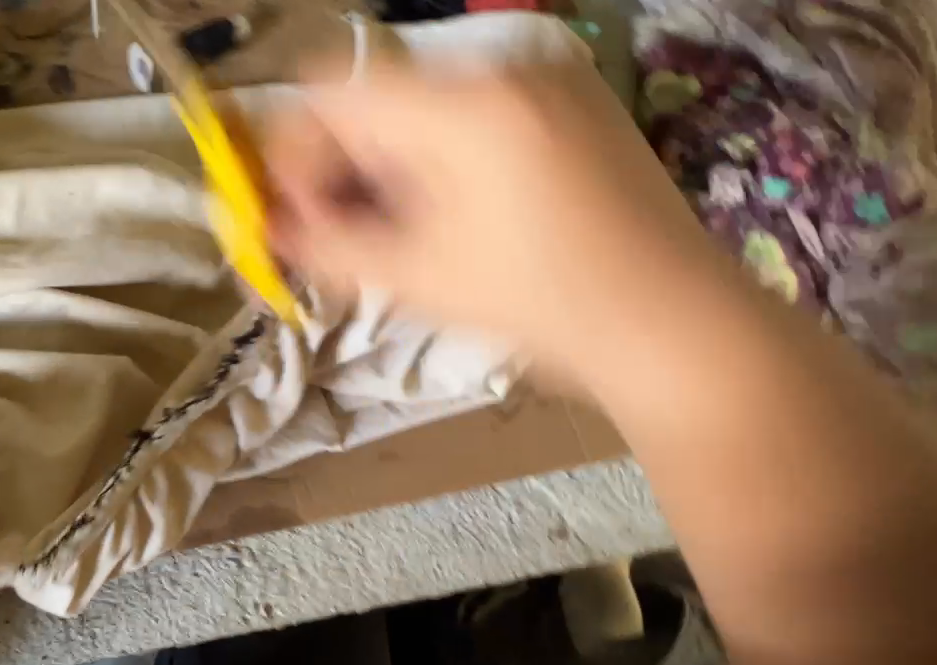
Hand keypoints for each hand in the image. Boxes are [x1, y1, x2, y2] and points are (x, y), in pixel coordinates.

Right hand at [265, 58, 741, 384]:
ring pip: (417, 113)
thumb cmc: (539, 304)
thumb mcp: (415, 278)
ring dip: (376, 172)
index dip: (290, 154)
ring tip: (378, 240)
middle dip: (334, 169)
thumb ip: (326, 245)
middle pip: (376, 100)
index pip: (335, 93)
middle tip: (323, 237)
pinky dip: (425, 167)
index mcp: (467, 104)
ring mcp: (543, 83)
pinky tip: (431, 223)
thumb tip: (266, 226)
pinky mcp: (565, 109)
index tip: (284, 216)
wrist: (670, 322)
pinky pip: (463, 122)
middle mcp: (505, 69)